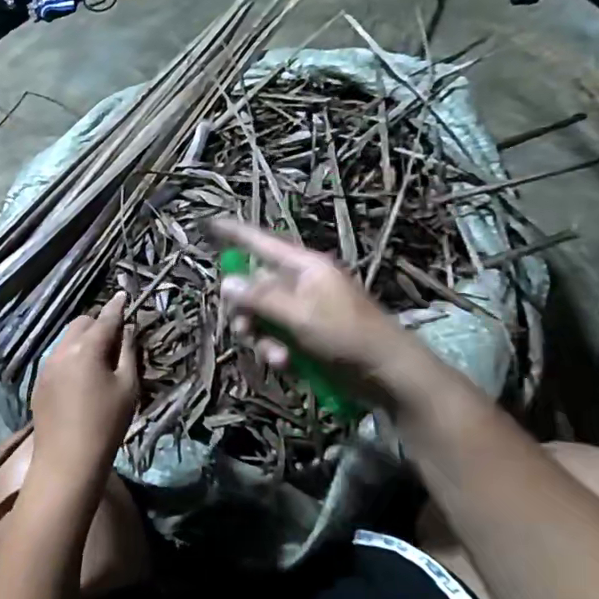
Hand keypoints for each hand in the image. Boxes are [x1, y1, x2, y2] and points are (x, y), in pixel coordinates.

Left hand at [29, 292, 138, 490]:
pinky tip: (81, 376)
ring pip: (66, 340)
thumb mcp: (128, 388)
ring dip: (83, 340)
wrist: (67, 460)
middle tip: (116, 337)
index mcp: (86, 348)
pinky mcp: (39, 382)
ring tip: (99, 357)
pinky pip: (57, 358)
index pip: (105, 318)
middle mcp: (62, 350)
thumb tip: (127, 332)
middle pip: (81, 324)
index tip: (125, 295)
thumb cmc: (106, 424)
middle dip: (98, 323)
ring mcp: (46, 366)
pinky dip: (71, 356)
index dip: (117, 307)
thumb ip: (128, 354)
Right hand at [209, 218, 436, 396]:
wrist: (388, 374)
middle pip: (254, 287)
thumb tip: (226, 283)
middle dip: (245, 312)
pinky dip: (275, 349)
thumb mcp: (298, 316)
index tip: (210, 224)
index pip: (262, 243)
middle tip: (245, 331)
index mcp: (304, 267)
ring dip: (260, 338)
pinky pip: (275, 335)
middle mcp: (301, 284)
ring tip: (275, 358)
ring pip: (261, 316)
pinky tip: (286, 365)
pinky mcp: (306, 334)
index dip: (235, 233)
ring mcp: (304, 310)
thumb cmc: (347, 336)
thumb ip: (259, 298)